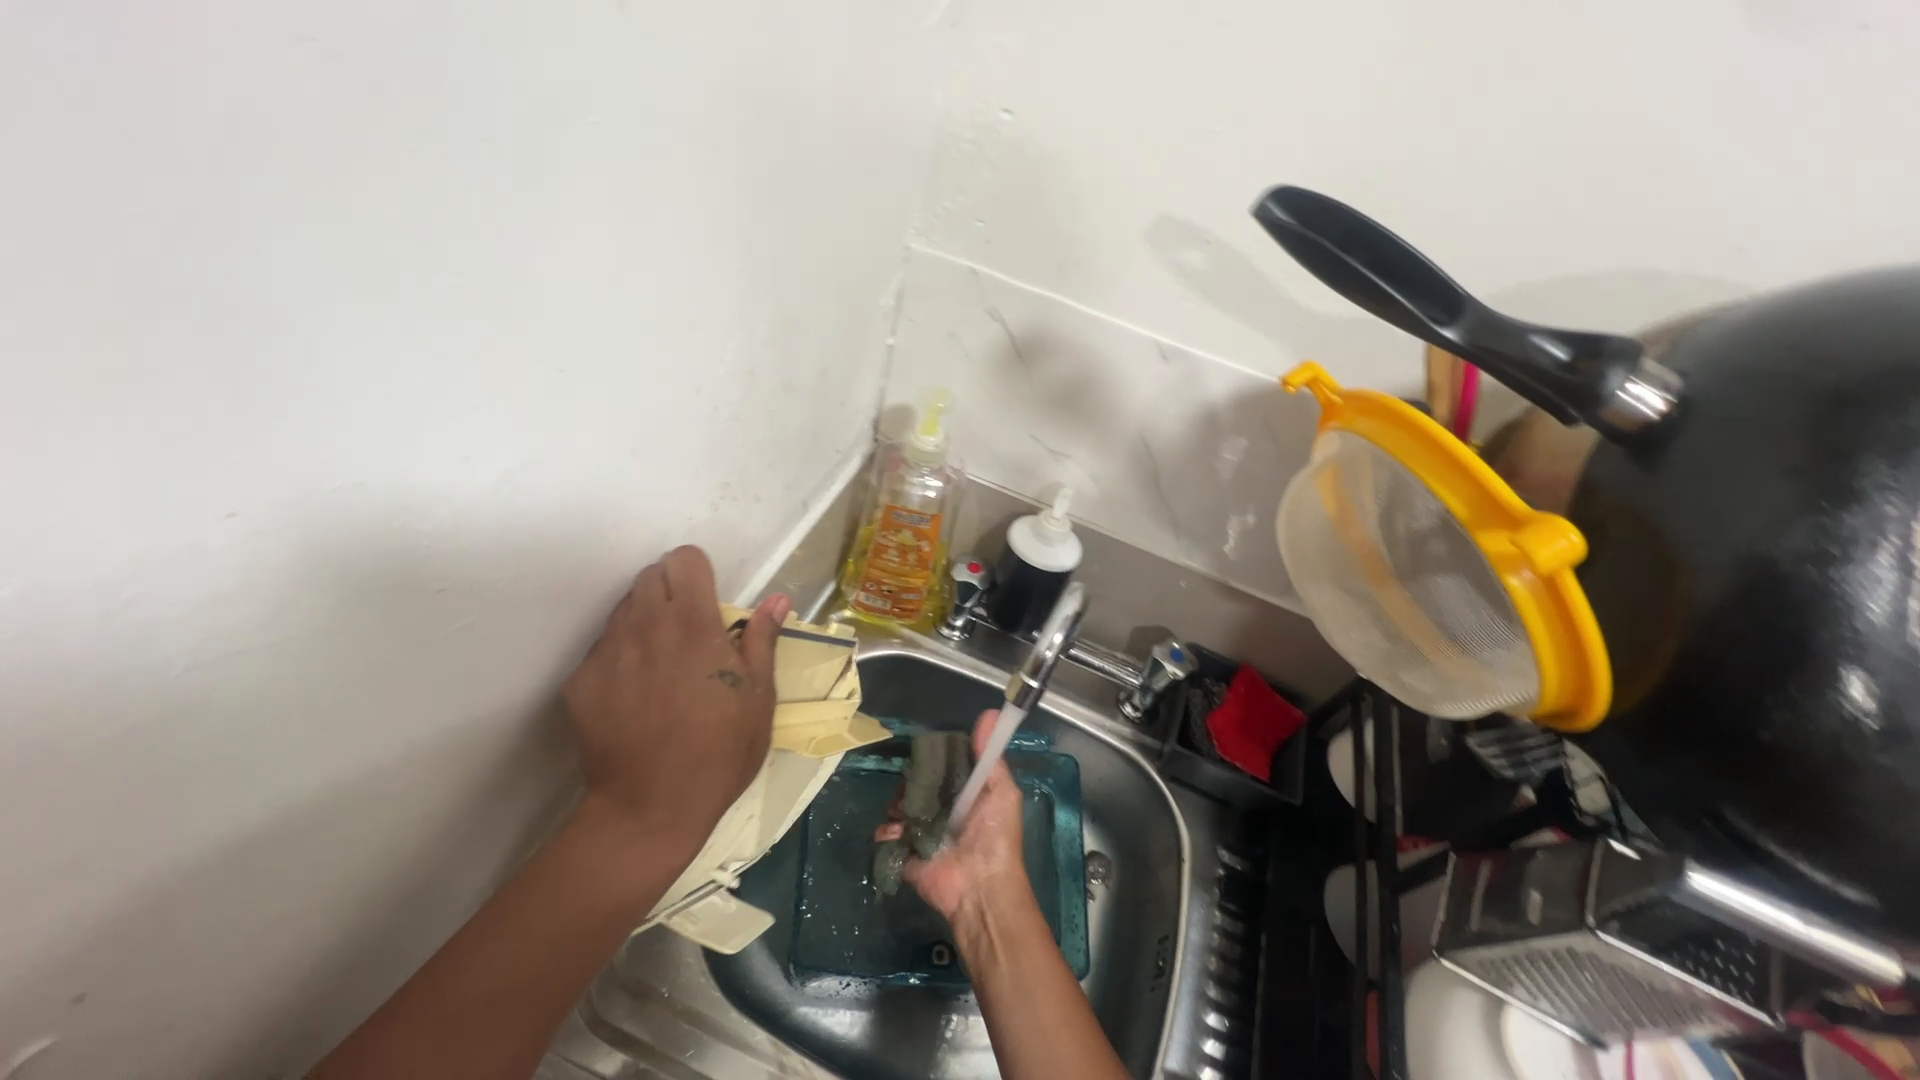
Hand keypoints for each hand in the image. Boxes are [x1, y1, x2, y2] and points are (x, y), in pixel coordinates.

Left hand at [562, 545, 792, 859]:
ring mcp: (608, 653)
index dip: (699, 572)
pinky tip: (636, 695)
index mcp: (694, 625)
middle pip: (650, 576)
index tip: (710, 598)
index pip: (684, 560)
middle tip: (689, 629)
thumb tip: (777, 600)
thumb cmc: (720, 753)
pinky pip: (602, 649)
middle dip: (671, 590)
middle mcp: (646, 627)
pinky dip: (622, 657)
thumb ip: (762, 640)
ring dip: (646, 620)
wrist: (650, 807)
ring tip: (663, 662)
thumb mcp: (759, 698)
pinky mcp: (581, 681)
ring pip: (624, 610)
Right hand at [900, 710, 1031, 929]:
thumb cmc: (996, 837)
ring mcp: (923, 834)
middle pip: (916, 787)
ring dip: (895, 806)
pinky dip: (885, 832)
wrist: (981, 887)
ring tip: (901, 811)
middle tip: (909, 786)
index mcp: (965, 796)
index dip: (932, 759)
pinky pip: (887, 837)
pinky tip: (894, 832)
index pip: (942, 769)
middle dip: (909, 783)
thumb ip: (991, 757)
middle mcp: (943, 812)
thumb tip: (988, 713)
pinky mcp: (906, 854)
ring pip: (898, 809)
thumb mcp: (1002, 792)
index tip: (924, 752)